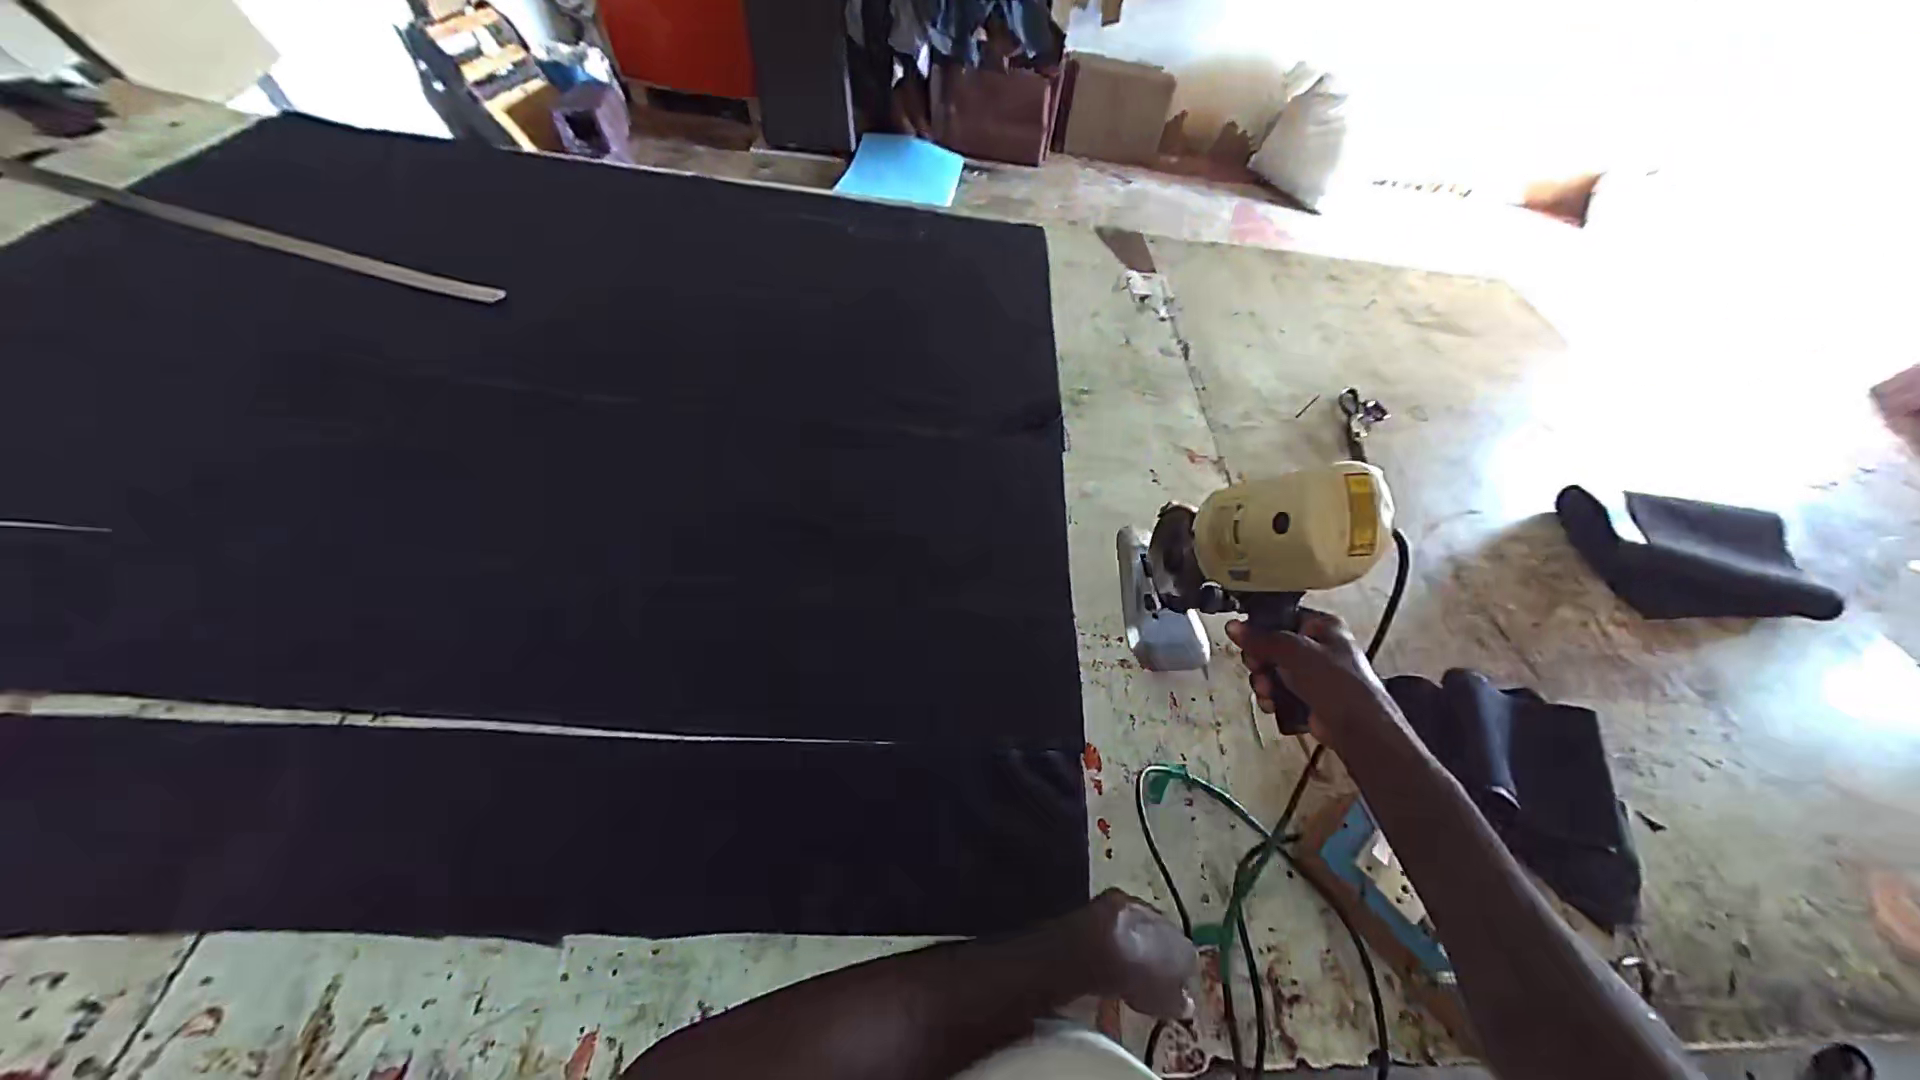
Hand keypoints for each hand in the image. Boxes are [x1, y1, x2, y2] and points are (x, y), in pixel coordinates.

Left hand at [1079, 889, 1197, 1020]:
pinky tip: (1108, 935)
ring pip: (1145, 922)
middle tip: (1144, 966)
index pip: (1188, 962)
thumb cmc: (1137, 983)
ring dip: (1138, 933)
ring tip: (1124, 952)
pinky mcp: (1117, 896)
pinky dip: (1118, 922)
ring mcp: (1142, 906)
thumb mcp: (1162, 1005)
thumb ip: (1178, 1002)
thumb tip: (1187, 1002)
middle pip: (1167, 937)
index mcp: (1184, 949)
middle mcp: (1168, 923)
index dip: (1177, 973)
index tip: (1166, 983)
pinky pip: (1122, 912)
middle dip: (1158, 949)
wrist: (1104, 949)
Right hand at [1224, 609, 1397, 742]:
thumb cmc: (1335, 683)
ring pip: (1272, 671)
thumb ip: (1261, 638)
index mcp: (1323, 626)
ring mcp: (1314, 674)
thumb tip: (1232, 626)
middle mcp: (1319, 647)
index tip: (1246, 641)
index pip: (1282, 616)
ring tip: (1268, 693)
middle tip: (1258, 669)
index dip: (1261, 628)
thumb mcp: (1295, 652)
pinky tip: (1273, 705)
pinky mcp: (1308, 697)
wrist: (1359, 731)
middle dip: (1260, 662)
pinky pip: (1279, 691)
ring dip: (1263, 683)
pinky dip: (1272, 698)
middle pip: (1272, 646)